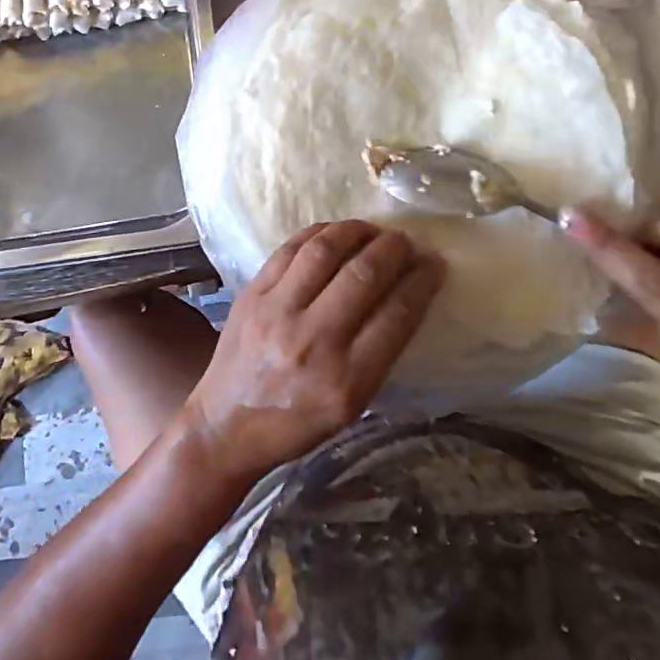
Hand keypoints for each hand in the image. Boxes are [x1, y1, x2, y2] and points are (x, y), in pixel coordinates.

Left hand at [182, 220, 446, 482]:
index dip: (422, 281)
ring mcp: (276, 313)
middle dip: (395, 250)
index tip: (434, 264)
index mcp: (346, 381)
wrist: (225, 427)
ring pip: (325, 252)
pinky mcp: (251, 295)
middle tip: (407, 242)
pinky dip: (320, 233)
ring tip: (374, 231)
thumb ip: (380, 352)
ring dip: (358, 232)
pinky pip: (290, 249)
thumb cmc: (297, 422)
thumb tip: (407, 293)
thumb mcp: (352, 405)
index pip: (397, 316)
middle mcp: (312, 342)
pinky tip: (337, 233)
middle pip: (365, 276)